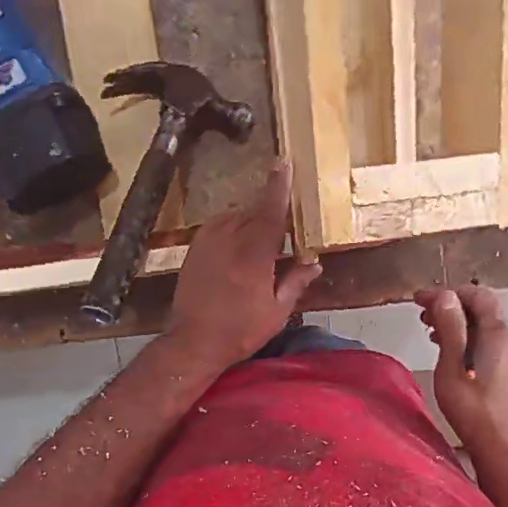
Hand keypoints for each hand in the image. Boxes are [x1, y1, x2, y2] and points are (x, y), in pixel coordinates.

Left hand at [165, 161, 321, 369]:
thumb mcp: (277, 311)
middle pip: (253, 211)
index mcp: (253, 256)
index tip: (285, 164)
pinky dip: (235, 226)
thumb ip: (295, 282)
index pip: (269, 213)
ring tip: (267, 232)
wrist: (193, 342)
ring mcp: (207, 242)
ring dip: (252, 219)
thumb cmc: (240, 331)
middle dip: (270, 206)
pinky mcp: (196, 249)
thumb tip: (314, 263)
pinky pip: (220, 226)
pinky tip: (243, 241)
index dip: (279, 188)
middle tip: (287, 208)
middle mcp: (228, 241)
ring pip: (236, 216)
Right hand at [415, 284, 507, 450]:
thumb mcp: (452, 362)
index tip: (421, 299)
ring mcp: (504, 351)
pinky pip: (480, 337)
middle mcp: (505, 336)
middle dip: (450, 304)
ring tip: (428, 327)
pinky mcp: (499, 364)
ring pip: (478, 322)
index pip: (477, 294)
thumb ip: (450, 326)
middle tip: (422, 313)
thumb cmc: (468, 403)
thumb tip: (443, 294)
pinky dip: (460, 334)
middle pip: (478, 307)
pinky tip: (442, 345)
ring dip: (453, 319)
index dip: (448, 292)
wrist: (490, 437)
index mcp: (496, 332)